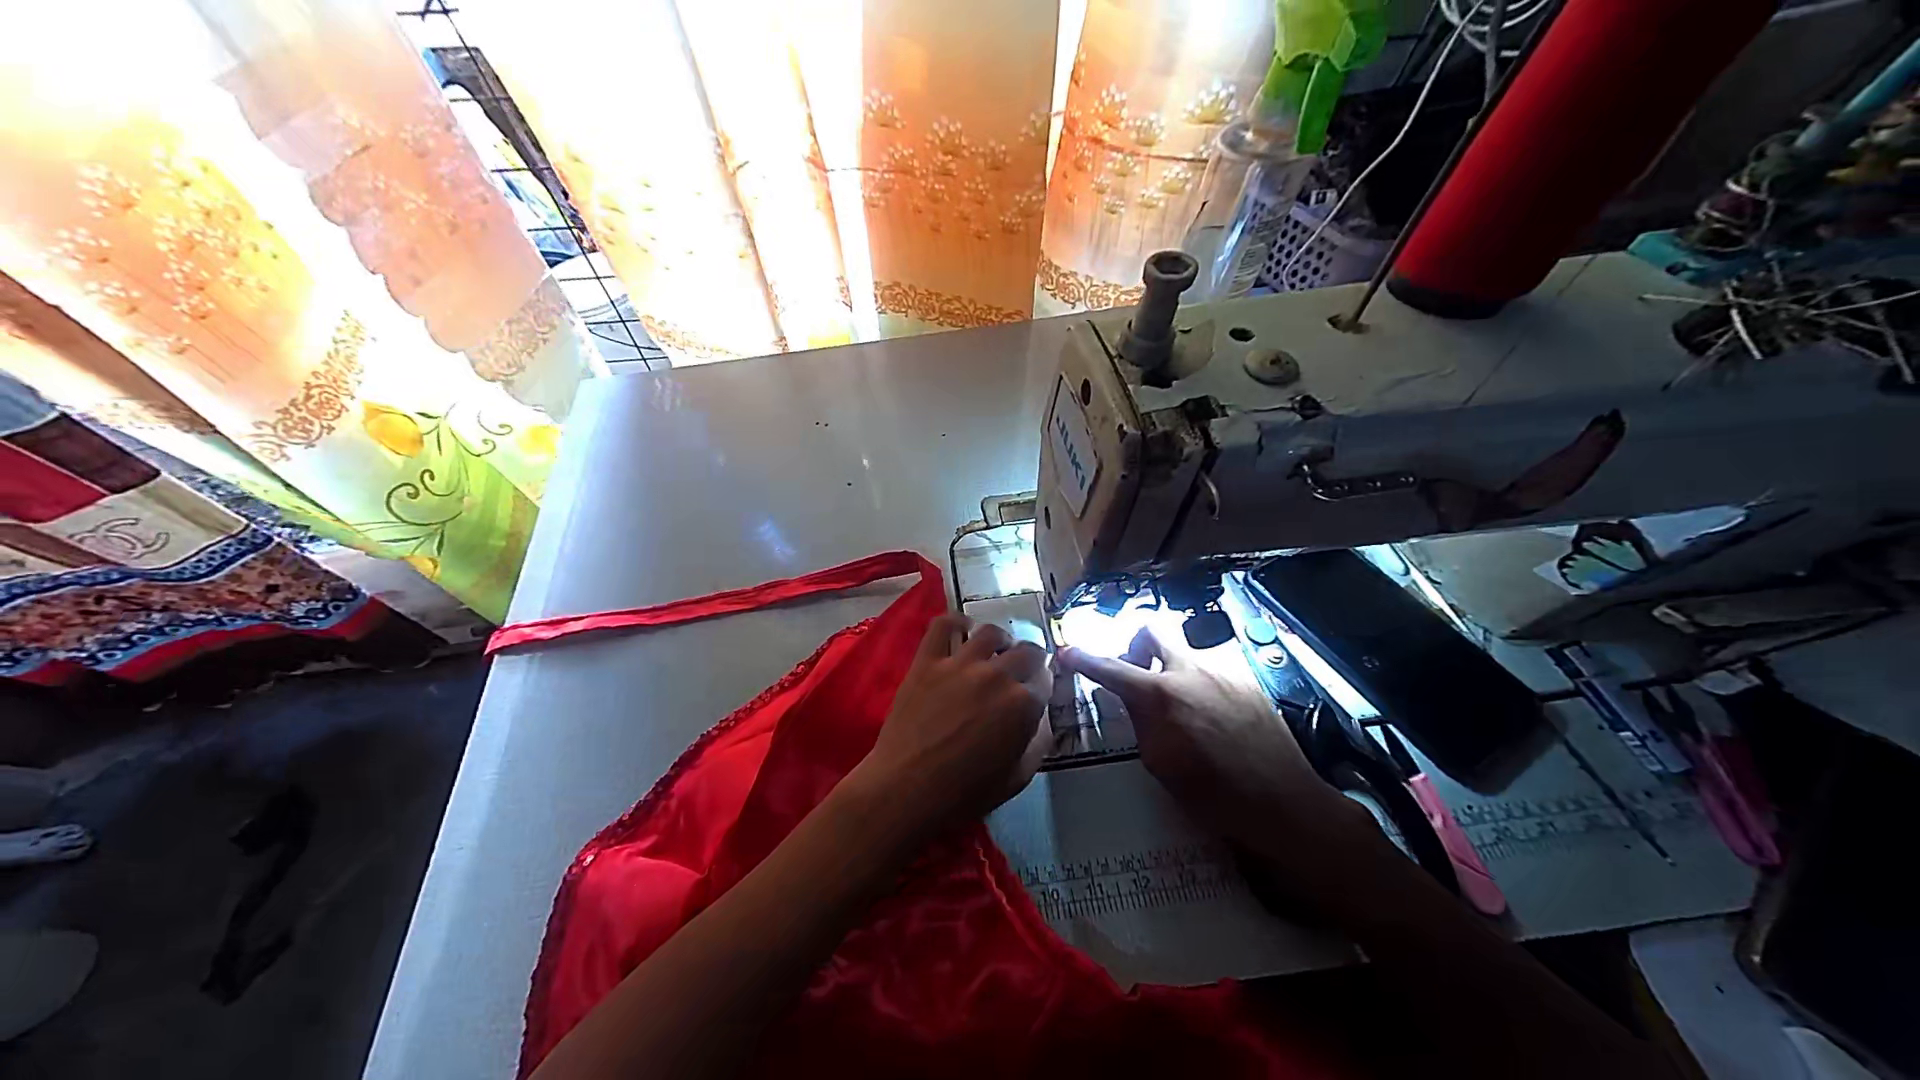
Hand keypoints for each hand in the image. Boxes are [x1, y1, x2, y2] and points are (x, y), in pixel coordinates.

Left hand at [856, 614, 1052, 837]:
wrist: (907, 789)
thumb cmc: (965, 792)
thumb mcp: (1018, 777)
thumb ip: (1038, 741)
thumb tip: (1042, 716)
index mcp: (1023, 705)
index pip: (1045, 680)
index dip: (1043, 686)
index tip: (1036, 691)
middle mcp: (997, 675)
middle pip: (1025, 652)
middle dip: (1029, 661)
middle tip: (1021, 671)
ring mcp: (960, 664)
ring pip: (990, 633)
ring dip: (1000, 640)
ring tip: (996, 650)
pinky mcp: (927, 660)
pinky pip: (943, 625)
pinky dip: (956, 621)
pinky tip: (962, 630)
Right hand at [1059, 627, 1356, 855]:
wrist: (1282, 802)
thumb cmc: (1213, 793)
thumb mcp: (1159, 762)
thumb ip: (1140, 721)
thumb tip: (1132, 700)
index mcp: (1161, 695)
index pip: (1111, 668)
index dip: (1084, 659)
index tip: (1068, 652)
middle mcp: (1191, 673)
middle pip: (1151, 632)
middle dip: (1135, 646)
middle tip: (1134, 675)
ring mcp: (1223, 674)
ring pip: (1184, 658)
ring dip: (1171, 675)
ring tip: (1180, 714)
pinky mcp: (1247, 684)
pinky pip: (1211, 676)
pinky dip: (1199, 691)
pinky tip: (1211, 724)